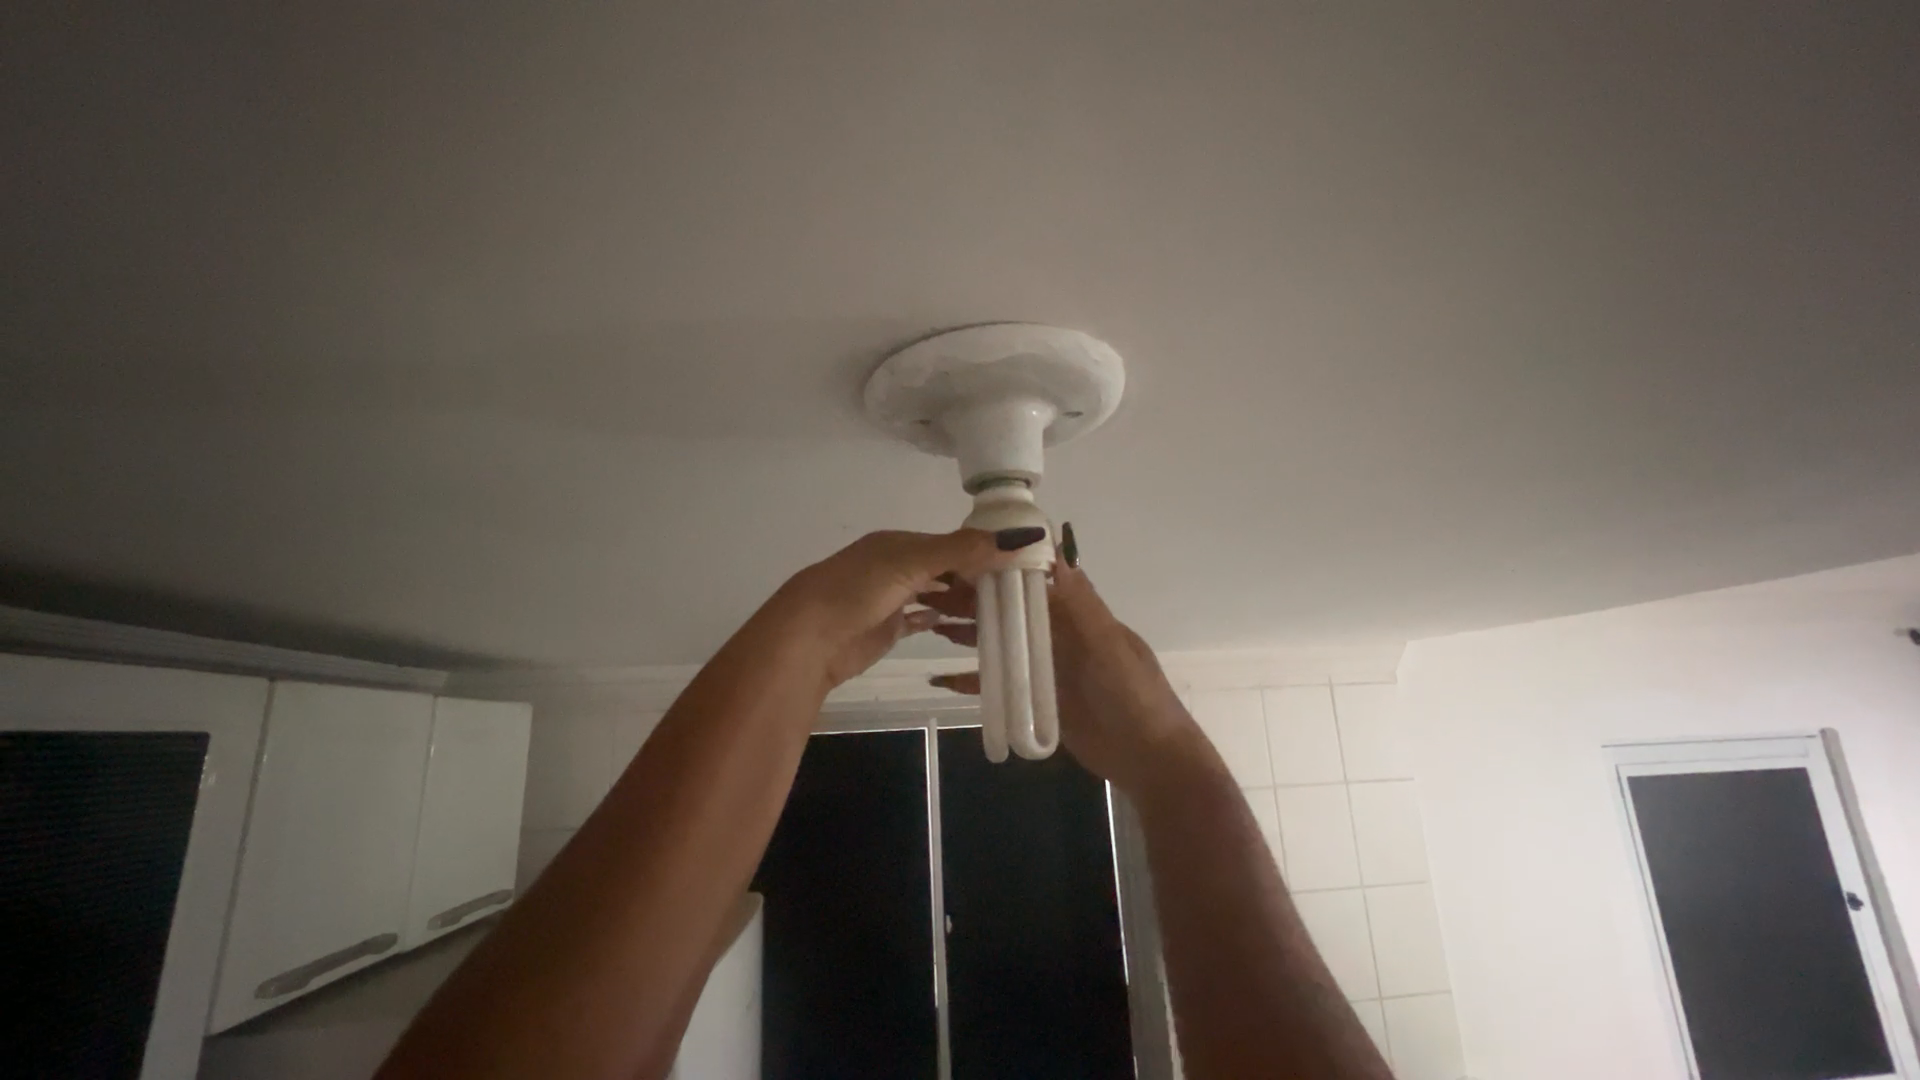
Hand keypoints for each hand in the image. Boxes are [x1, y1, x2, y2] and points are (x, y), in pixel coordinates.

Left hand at [767, 527, 1046, 688]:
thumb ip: (964, 550)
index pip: (952, 543)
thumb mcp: (913, 561)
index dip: (984, 550)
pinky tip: (958, 624)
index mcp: (900, 543)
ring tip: (997, 610)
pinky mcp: (887, 628)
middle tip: (1015, 592)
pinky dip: (938, 618)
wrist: (810, 637)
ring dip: (961, 598)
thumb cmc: (859, 590)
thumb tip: (1021, 537)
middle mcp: (895, 566)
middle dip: (976, 576)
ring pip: (935, 593)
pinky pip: (920, 619)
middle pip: (945, 568)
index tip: (1018, 563)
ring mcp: (890, 598)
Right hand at [919, 528, 1202, 793]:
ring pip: (1003, 644)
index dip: (1000, 570)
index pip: (1033, 583)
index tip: (962, 561)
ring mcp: (1048, 669)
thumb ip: (1081, 603)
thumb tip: (1054, 549)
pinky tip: (942, 679)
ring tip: (930, 625)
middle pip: (1011, 613)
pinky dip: (974, 680)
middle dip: (974, 603)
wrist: (1151, 760)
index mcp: (1080, 616)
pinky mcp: (1039, 700)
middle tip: (930, 595)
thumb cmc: (1135, 695)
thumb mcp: (1109, 645)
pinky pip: (1002, 684)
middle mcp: (1061, 636)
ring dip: (970, 634)